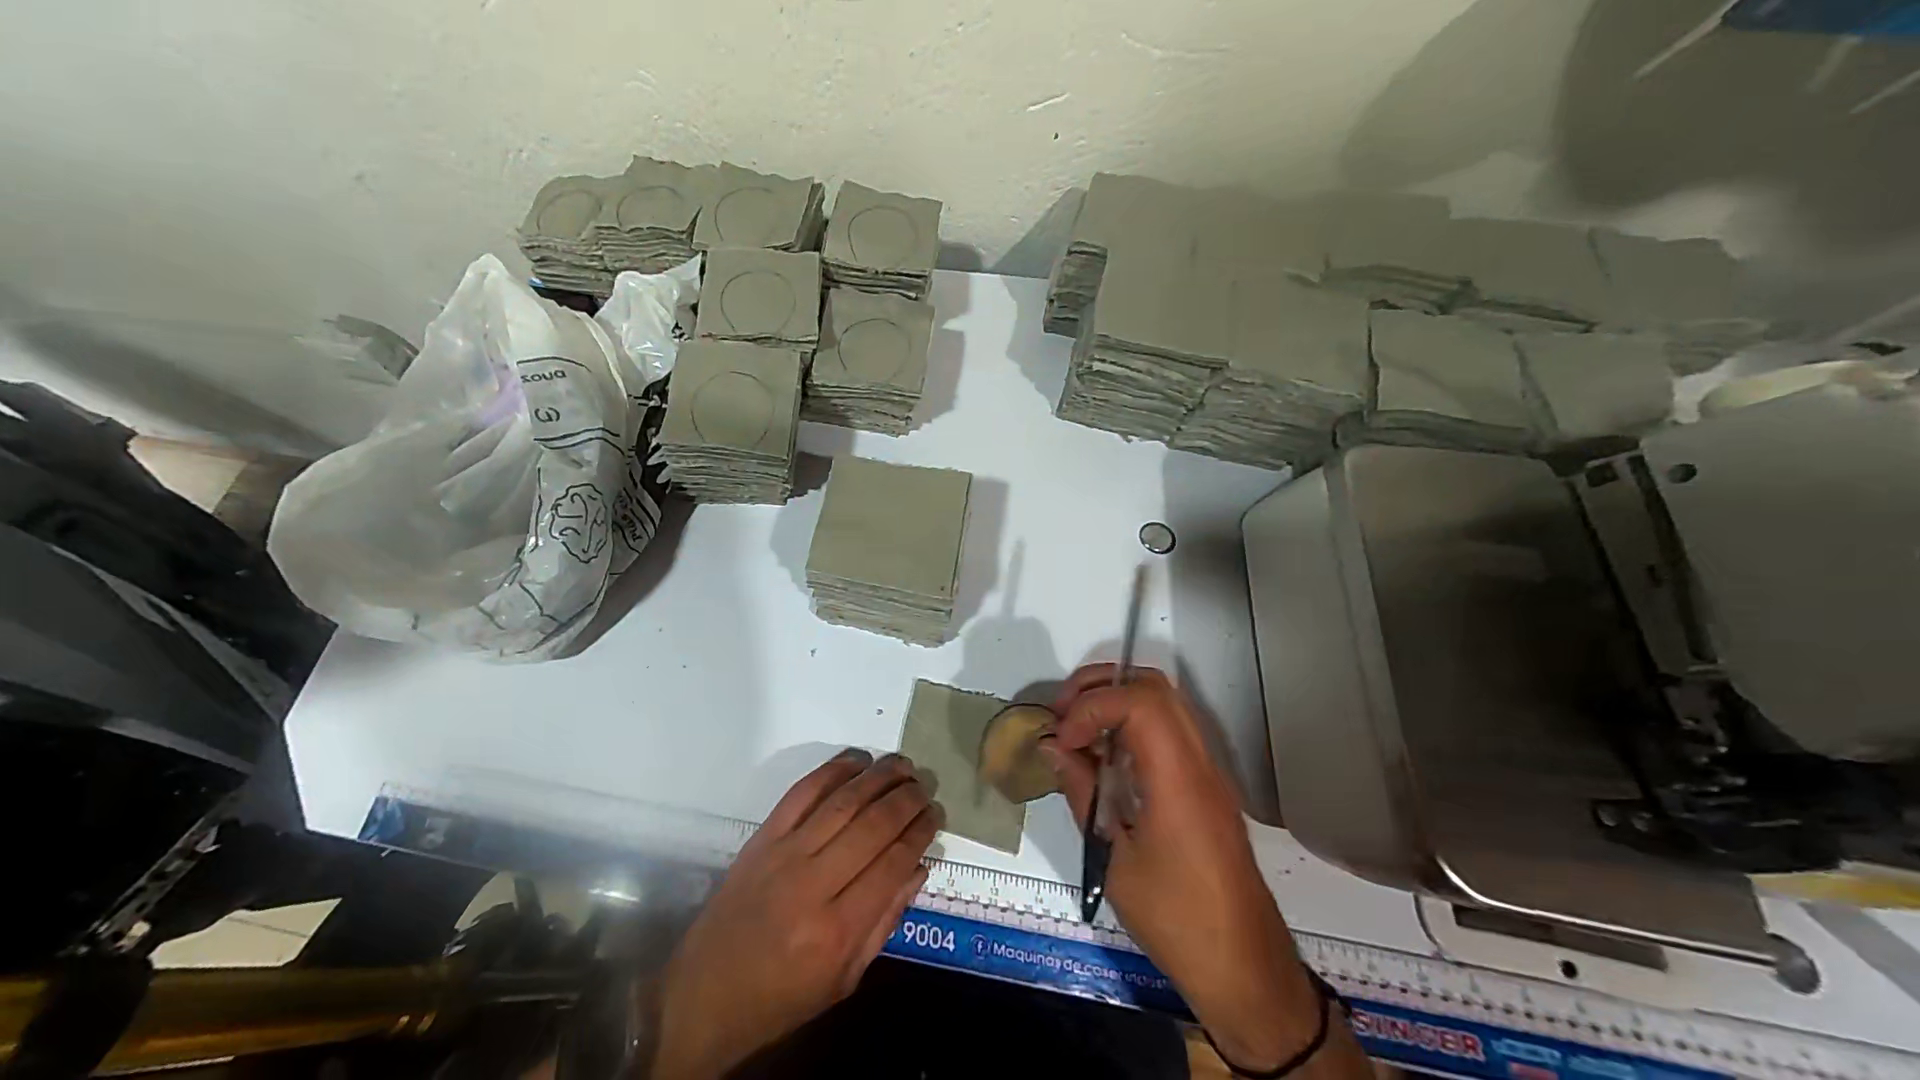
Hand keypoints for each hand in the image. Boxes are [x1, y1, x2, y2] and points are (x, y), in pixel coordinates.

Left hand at [651, 750, 940, 1079]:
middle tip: (926, 786)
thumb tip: (918, 867)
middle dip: (907, 799)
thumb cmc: (780, 998)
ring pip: (842, 802)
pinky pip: (801, 793)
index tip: (936, 815)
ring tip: (904, 765)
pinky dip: (832, 771)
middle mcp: (812, 885)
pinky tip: (857, 761)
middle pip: (872, 825)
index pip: (893, 863)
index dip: (921, 832)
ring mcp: (783, 855)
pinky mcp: (761, 839)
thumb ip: (884, 921)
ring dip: (878, 777)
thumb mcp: (844, 979)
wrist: (702, 996)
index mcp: (837, 930)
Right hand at [1047, 666, 1366, 1076]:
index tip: (1062, 737)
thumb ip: (1083, 792)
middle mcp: (1200, 762)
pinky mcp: (1206, 788)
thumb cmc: (1175, 919)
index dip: (1092, 705)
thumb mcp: (1114, 859)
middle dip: (1101, 687)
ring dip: (1117, 703)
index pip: (1140, 701)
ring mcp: (1209, 773)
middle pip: (1155, 688)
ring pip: (1165, 705)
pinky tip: (1105, 759)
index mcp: (1179, 779)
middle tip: (1063, 716)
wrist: (1245, 967)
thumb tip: (1053, 747)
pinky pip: (1170, 733)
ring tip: (1077, 733)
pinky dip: (1133, 727)